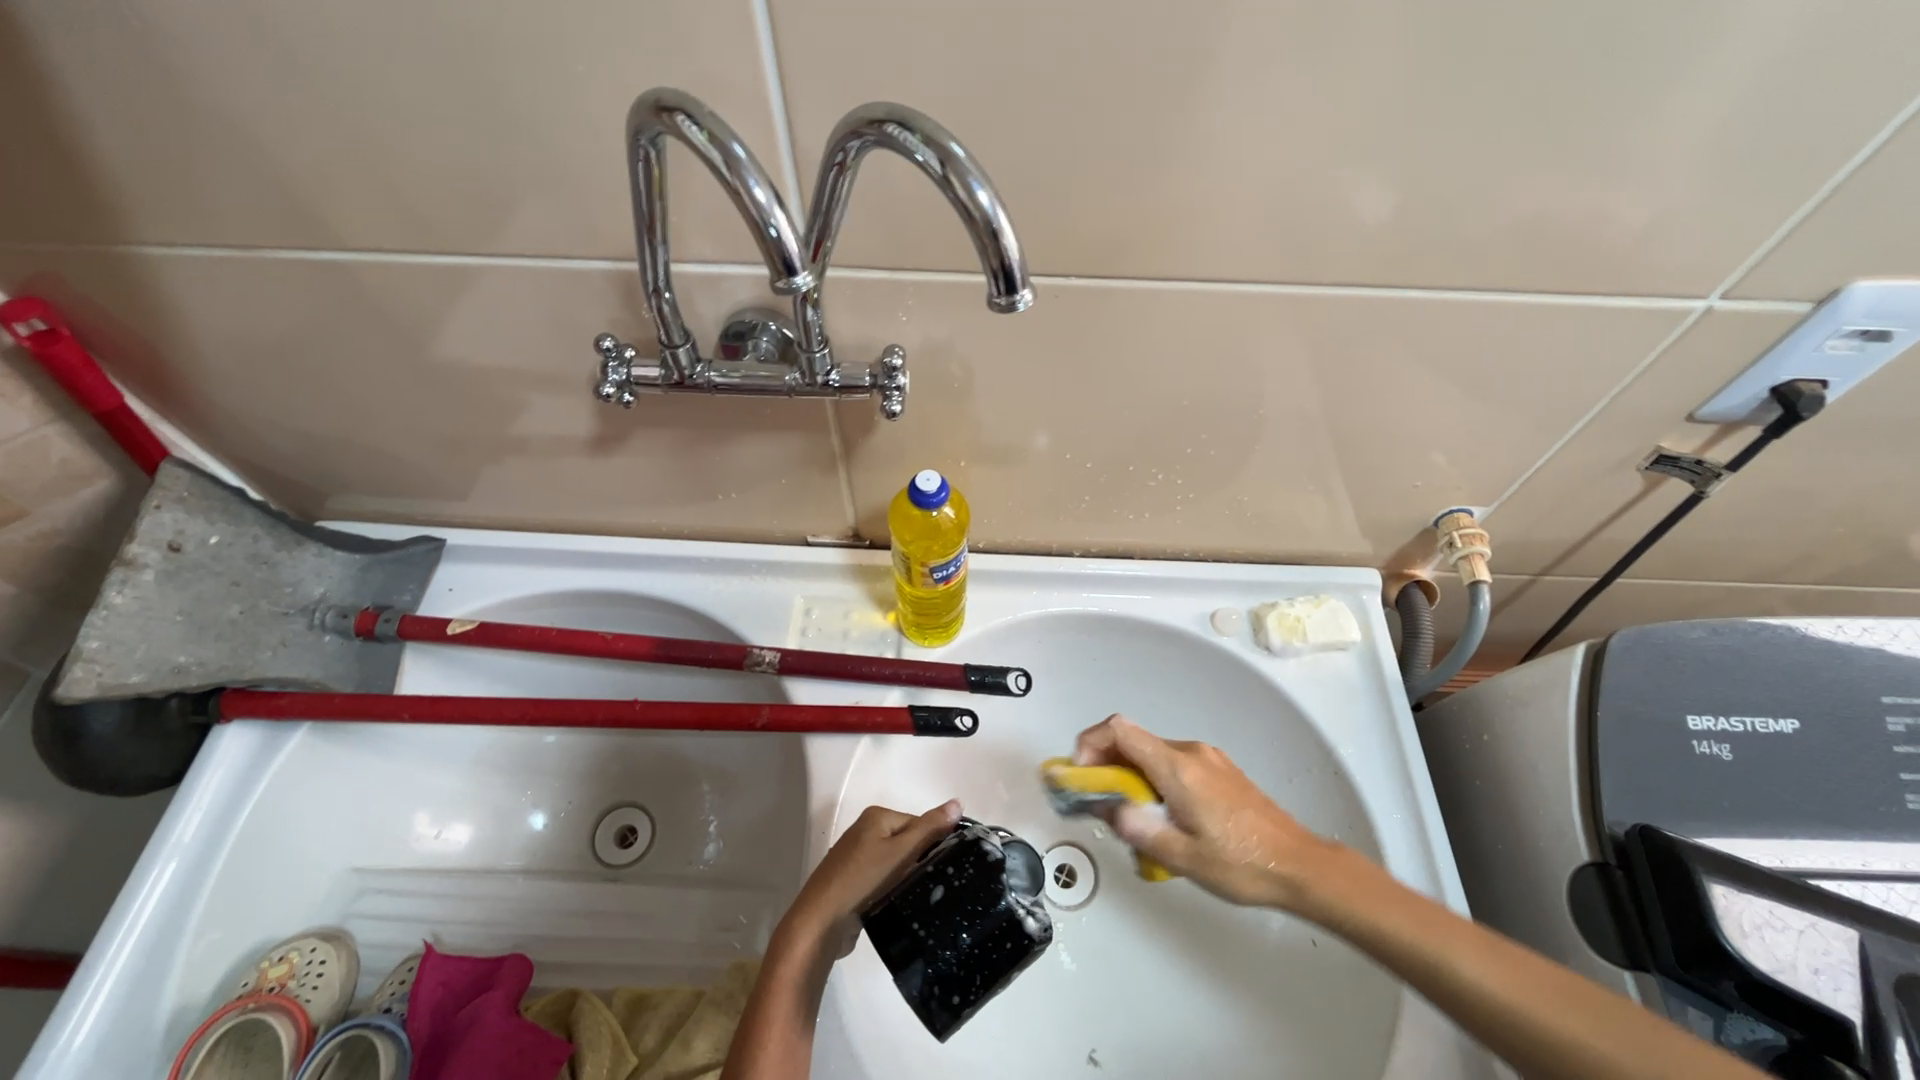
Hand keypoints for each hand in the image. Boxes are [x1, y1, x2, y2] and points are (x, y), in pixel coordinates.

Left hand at [780, 800, 962, 957]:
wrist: (821, 921)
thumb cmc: (863, 880)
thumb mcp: (901, 852)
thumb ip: (930, 828)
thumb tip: (958, 802)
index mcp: (877, 816)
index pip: (919, 822)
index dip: (934, 844)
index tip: (942, 868)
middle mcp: (865, 831)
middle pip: (908, 841)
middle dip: (919, 861)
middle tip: (929, 883)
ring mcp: (857, 857)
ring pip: (897, 863)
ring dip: (907, 877)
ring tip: (915, 895)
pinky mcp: (854, 881)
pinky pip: (884, 878)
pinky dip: (893, 888)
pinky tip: (898, 902)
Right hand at [1073, 714, 1333, 910]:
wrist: (1300, 866)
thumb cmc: (1241, 864)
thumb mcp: (1181, 856)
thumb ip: (1137, 829)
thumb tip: (1107, 809)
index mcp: (1178, 768)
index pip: (1119, 730)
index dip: (1089, 744)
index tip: (1081, 776)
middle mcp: (1191, 752)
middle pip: (1132, 741)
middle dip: (1105, 767)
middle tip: (1100, 806)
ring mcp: (1207, 758)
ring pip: (1151, 754)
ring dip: (1129, 777)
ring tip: (1132, 819)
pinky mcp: (1218, 770)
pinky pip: (1171, 764)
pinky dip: (1152, 780)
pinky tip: (1162, 818)